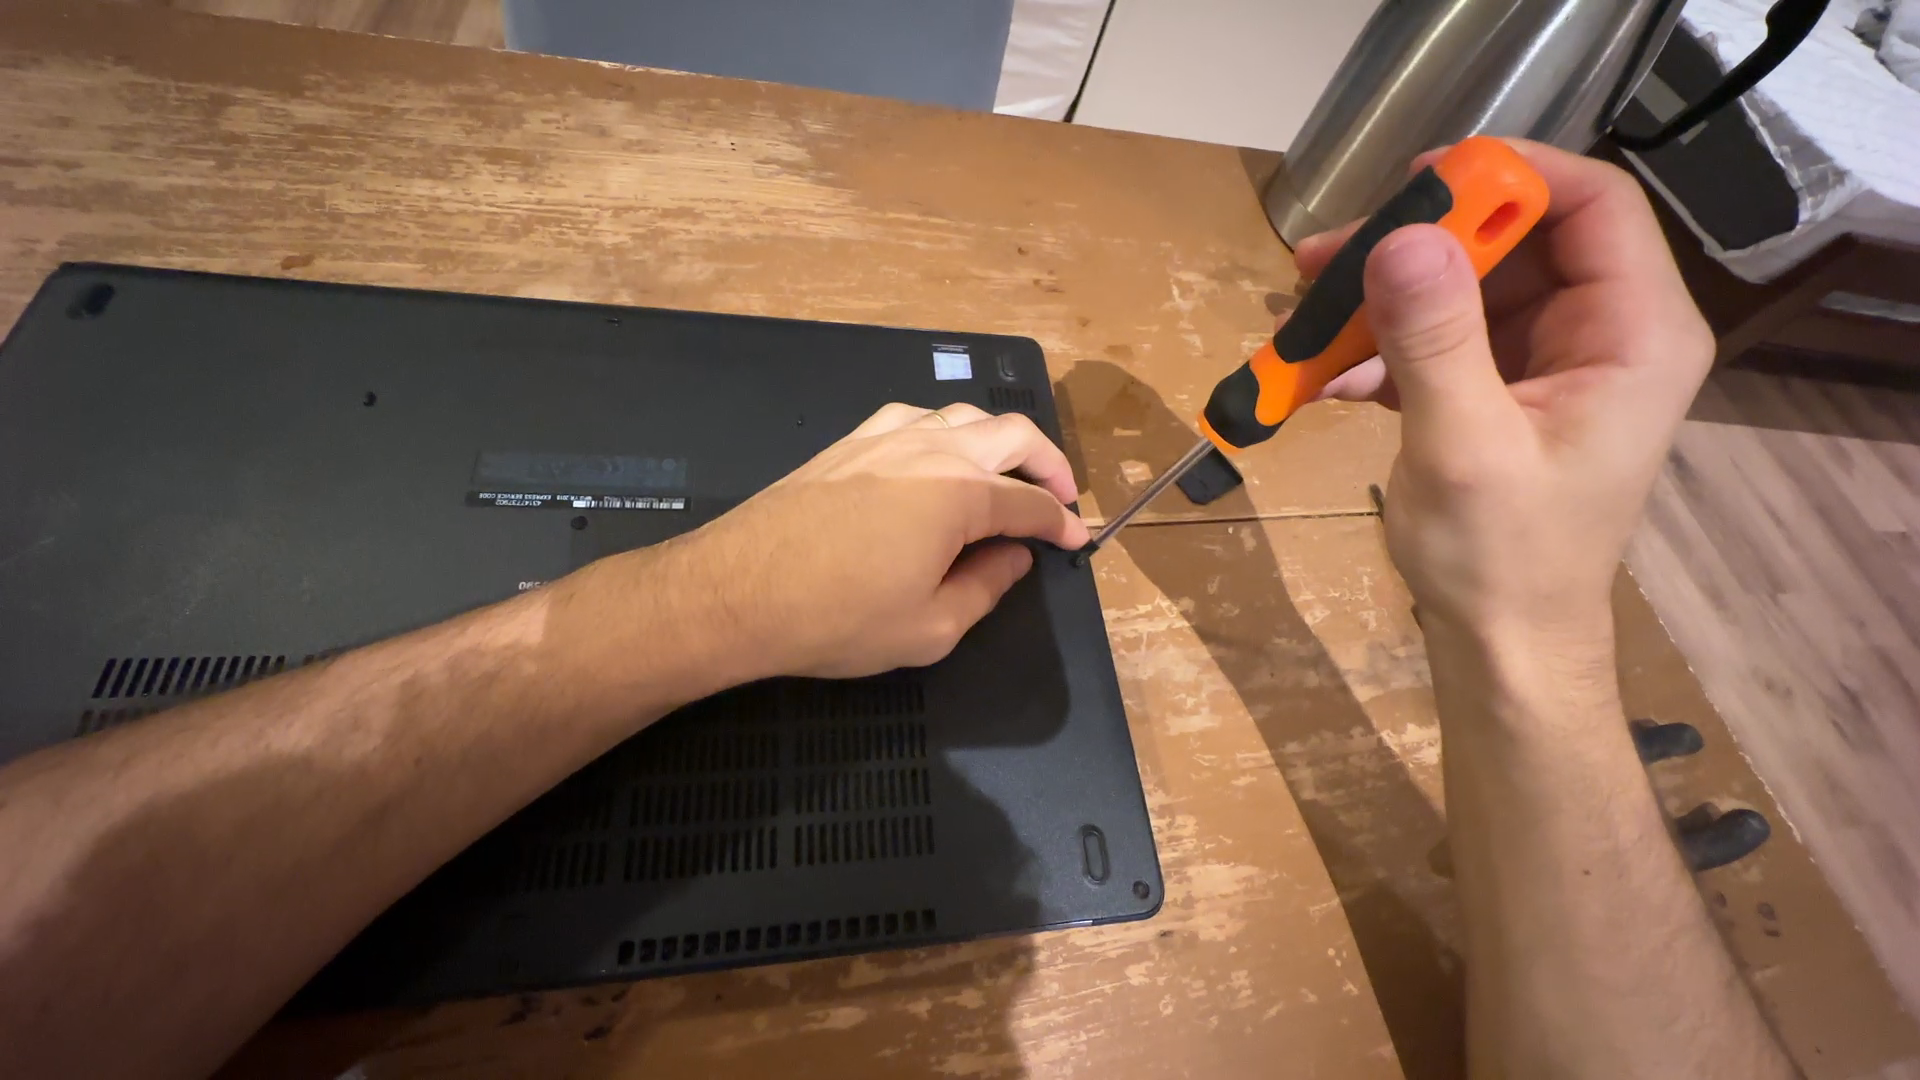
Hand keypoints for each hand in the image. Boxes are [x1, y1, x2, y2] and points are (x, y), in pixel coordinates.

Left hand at [559, 403, 1087, 684]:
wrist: (738, 592)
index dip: (1062, 523)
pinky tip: (938, 454)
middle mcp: (931, 450)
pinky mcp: (850, 442)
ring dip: (998, 440)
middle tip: (1061, 496)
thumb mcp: (930, 629)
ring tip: (1006, 473)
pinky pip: (914, 416)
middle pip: (1011, 434)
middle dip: (1049, 463)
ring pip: (962, 415)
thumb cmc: (839, 619)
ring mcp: (886, 437)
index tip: (1078, 539)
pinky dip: (945, 430)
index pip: (1031, 503)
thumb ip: (986, 588)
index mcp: (960, 495)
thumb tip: (1015, 557)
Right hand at [1306, 141, 1712, 647]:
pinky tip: (1323, 377)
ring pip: (1459, 294)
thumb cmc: (1499, 556)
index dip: (1504, 179)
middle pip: (1508, 246)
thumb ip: (1435, 342)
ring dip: (1378, 303)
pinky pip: (1433, 345)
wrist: (1498, 639)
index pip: (1589, 207)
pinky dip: (1375, 354)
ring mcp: (1538, 366)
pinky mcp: (1491, 394)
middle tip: (1317, 260)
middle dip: (1411, 248)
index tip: (1408, 185)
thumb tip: (1397, 241)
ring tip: (1298, 316)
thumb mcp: (1462, 446)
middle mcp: (1593, 334)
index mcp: (1631, 334)